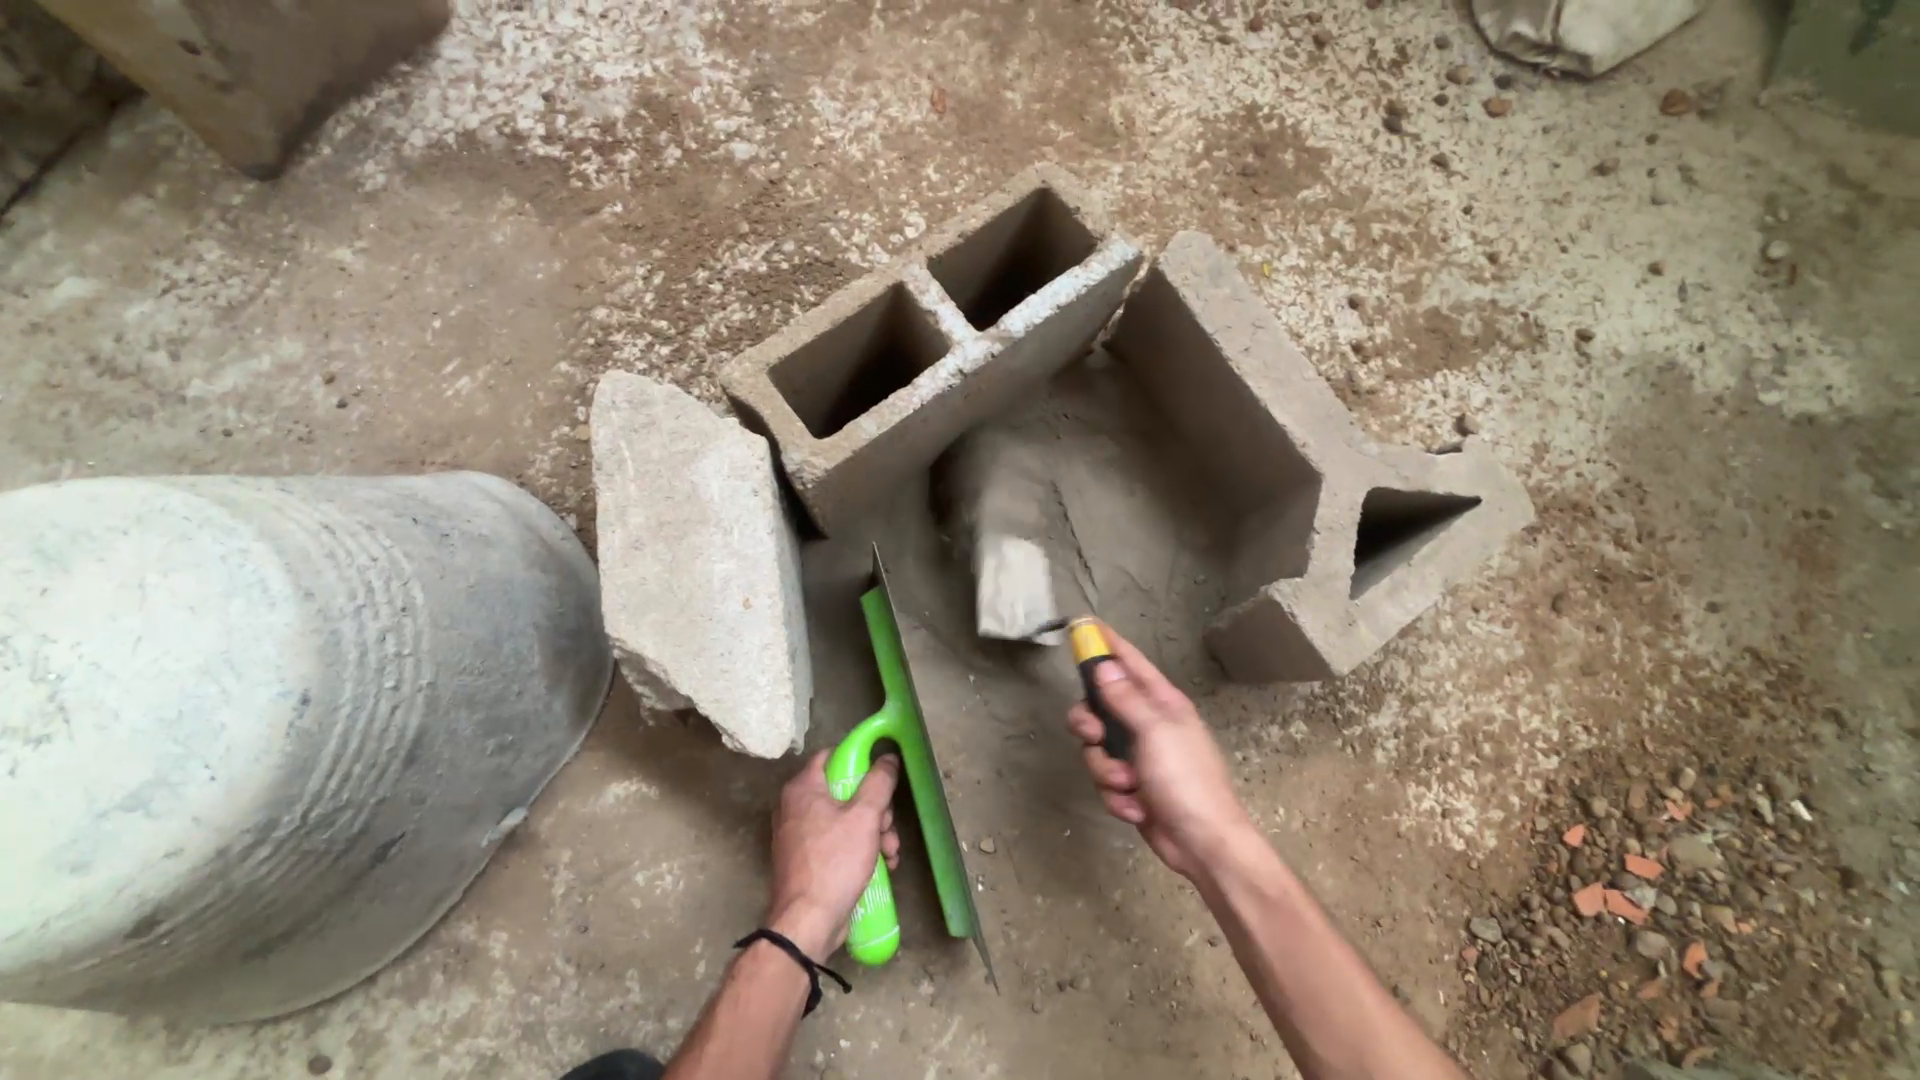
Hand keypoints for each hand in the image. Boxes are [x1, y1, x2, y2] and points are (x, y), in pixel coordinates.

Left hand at [765, 752, 901, 957]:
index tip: (882, 775)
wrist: (808, 922)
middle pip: (844, 791)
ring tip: (890, 854)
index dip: (860, 760)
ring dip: (874, 833)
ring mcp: (799, 835)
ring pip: (845, 819)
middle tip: (887, 826)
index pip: (833, 755)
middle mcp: (795, 807)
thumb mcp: (865, 817)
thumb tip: (887, 757)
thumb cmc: (835, 862)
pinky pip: (836, 842)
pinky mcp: (806, 860)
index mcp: (803, 788)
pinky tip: (882, 866)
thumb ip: (879, 782)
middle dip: (875, 809)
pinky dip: (859, 849)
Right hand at [1065, 625, 1254, 879]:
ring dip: (1106, 771)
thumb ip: (1125, 698)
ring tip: (1128, 786)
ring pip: (1097, 749)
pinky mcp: (1131, 787)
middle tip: (1093, 735)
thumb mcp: (1155, 732)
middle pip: (1099, 708)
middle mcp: (1148, 724)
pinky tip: (1136, 808)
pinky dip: (1116, 797)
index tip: (1082, 625)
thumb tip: (1104, 665)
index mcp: (1162, 703)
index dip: (1106, 643)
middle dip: (1090, 725)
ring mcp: (1139, 757)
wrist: (1202, 844)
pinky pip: (1105, 781)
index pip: (1129, 662)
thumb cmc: (1187, 781)